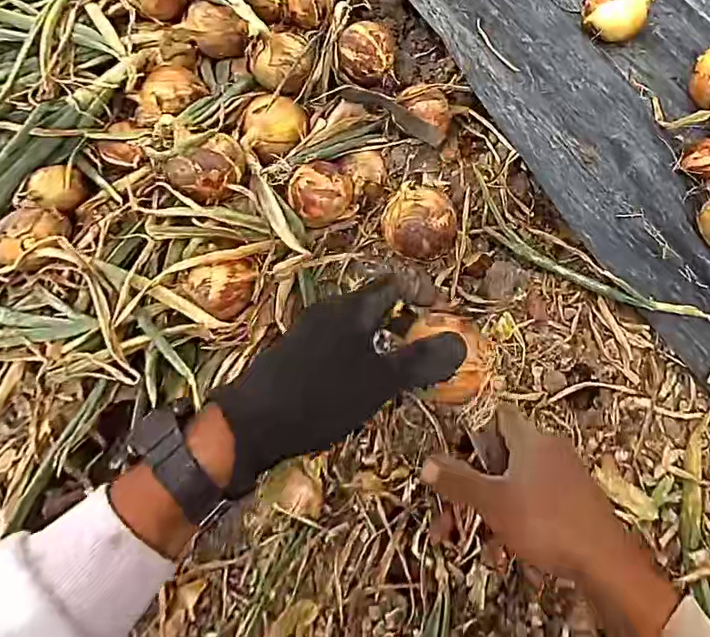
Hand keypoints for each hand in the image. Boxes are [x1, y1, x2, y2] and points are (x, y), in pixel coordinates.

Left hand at [214, 281, 464, 494]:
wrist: (248, 425)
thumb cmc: (321, 397)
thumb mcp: (379, 382)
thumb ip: (420, 360)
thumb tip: (461, 342)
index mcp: (353, 308)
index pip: (396, 284)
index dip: (423, 293)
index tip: (443, 310)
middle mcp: (331, 309)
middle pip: (377, 303)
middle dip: (405, 318)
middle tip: (425, 341)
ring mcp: (310, 329)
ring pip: (358, 324)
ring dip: (383, 337)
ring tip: (398, 365)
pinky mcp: (295, 351)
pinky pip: (340, 340)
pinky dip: (361, 351)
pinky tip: (361, 382)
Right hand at [421, 405, 680, 636]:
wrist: (602, 557)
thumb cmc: (546, 521)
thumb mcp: (494, 502)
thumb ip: (459, 482)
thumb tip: (428, 464)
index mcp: (529, 438)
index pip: (495, 416)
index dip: (471, 432)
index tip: (453, 458)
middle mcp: (547, 447)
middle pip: (501, 457)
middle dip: (476, 489)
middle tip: (455, 518)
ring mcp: (563, 472)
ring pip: (516, 485)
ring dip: (494, 512)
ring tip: (484, 545)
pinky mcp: (574, 498)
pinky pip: (535, 501)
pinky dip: (517, 522)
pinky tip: (509, 551)